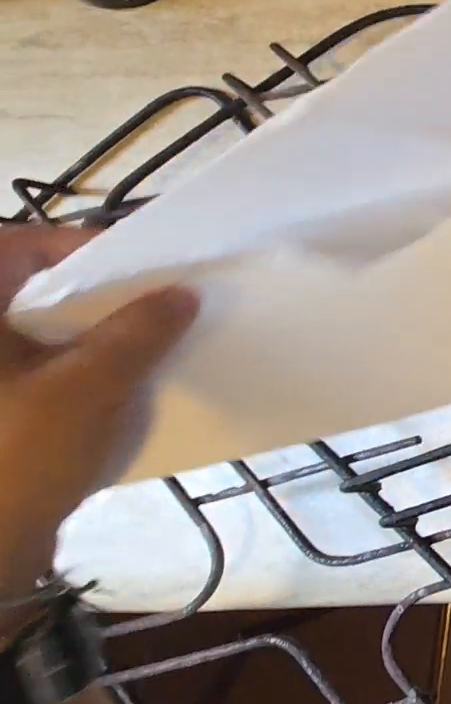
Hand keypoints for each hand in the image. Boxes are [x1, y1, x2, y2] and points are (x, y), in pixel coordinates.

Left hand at [0, 226, 195, 582]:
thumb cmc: (14, 456)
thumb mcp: (89, 387)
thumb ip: (140, 331)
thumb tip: (181, 292)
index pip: (17, 247)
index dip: (83, 248)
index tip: (149, 269)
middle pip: (26, 288)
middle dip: (97, 293)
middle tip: (163, 303)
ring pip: (34, 330)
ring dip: (92, 332)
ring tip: (150, 344)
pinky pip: (32, 367)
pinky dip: (74, 365)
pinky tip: (115, 385)